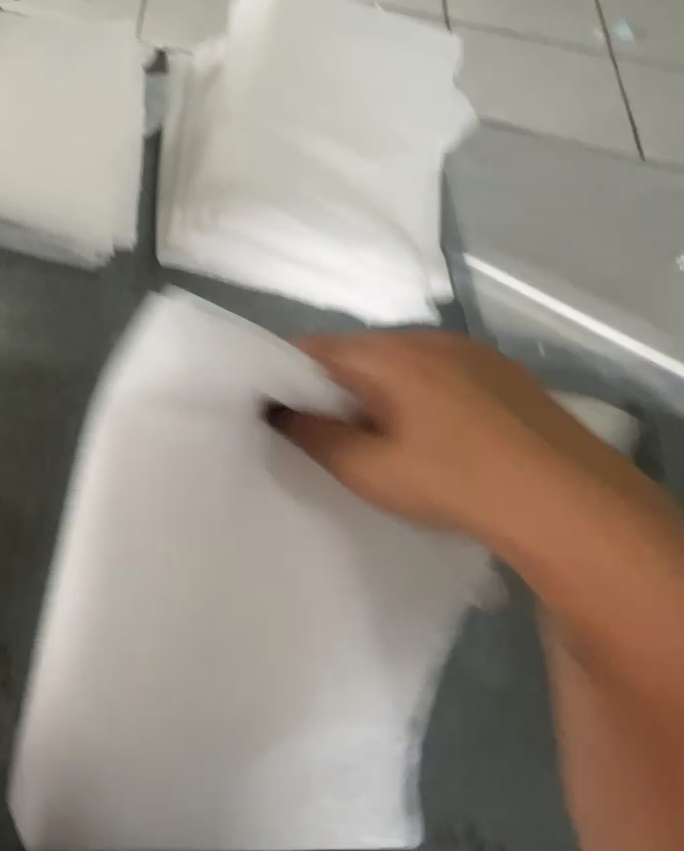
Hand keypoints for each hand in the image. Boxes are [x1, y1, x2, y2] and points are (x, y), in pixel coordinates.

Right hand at [268, 332, 655, 540]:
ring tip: (374, 434)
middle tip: (322, 428)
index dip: (279, 375)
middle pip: (352, 351)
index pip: (306, 347)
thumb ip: (308, 432)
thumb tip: (272, 409)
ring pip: (396, 360)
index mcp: (388, 354)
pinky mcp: (506, 374)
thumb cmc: (454, 483)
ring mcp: (474, 353)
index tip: (273, 410)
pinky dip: (416, 392)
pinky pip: (436, 370)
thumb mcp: (361, 467)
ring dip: (374, 388)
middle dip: (328, 383)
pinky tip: (426, 433)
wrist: (578, 510)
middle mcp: (428, 339)